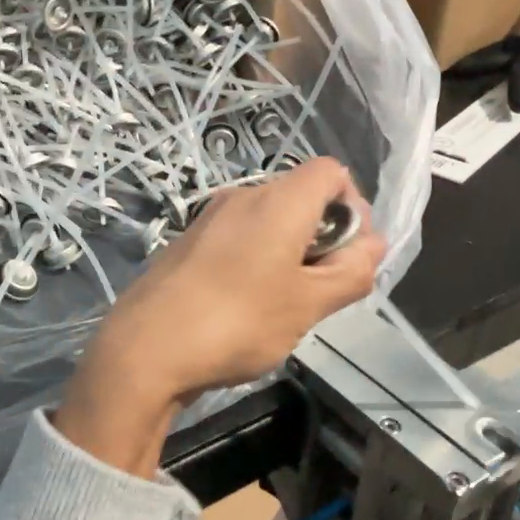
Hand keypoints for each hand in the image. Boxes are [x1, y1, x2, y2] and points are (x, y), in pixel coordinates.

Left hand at [53, 158, 385, 476]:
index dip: (354, 205)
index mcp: (277, 201)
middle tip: (320, 288)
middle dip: (322, 235)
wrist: (146, 348)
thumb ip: (351, 271)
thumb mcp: (309, 304)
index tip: (351, 253)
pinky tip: (245, 307)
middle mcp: (240, 197)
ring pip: (268, 221)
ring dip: (289, 252)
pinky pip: (237, 239)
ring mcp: (208, 219)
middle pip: (299, 196)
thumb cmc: (237, 322)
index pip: (331, 172)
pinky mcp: (186, 243)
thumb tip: (374, 243)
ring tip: (283, 305)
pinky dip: (255, 261)